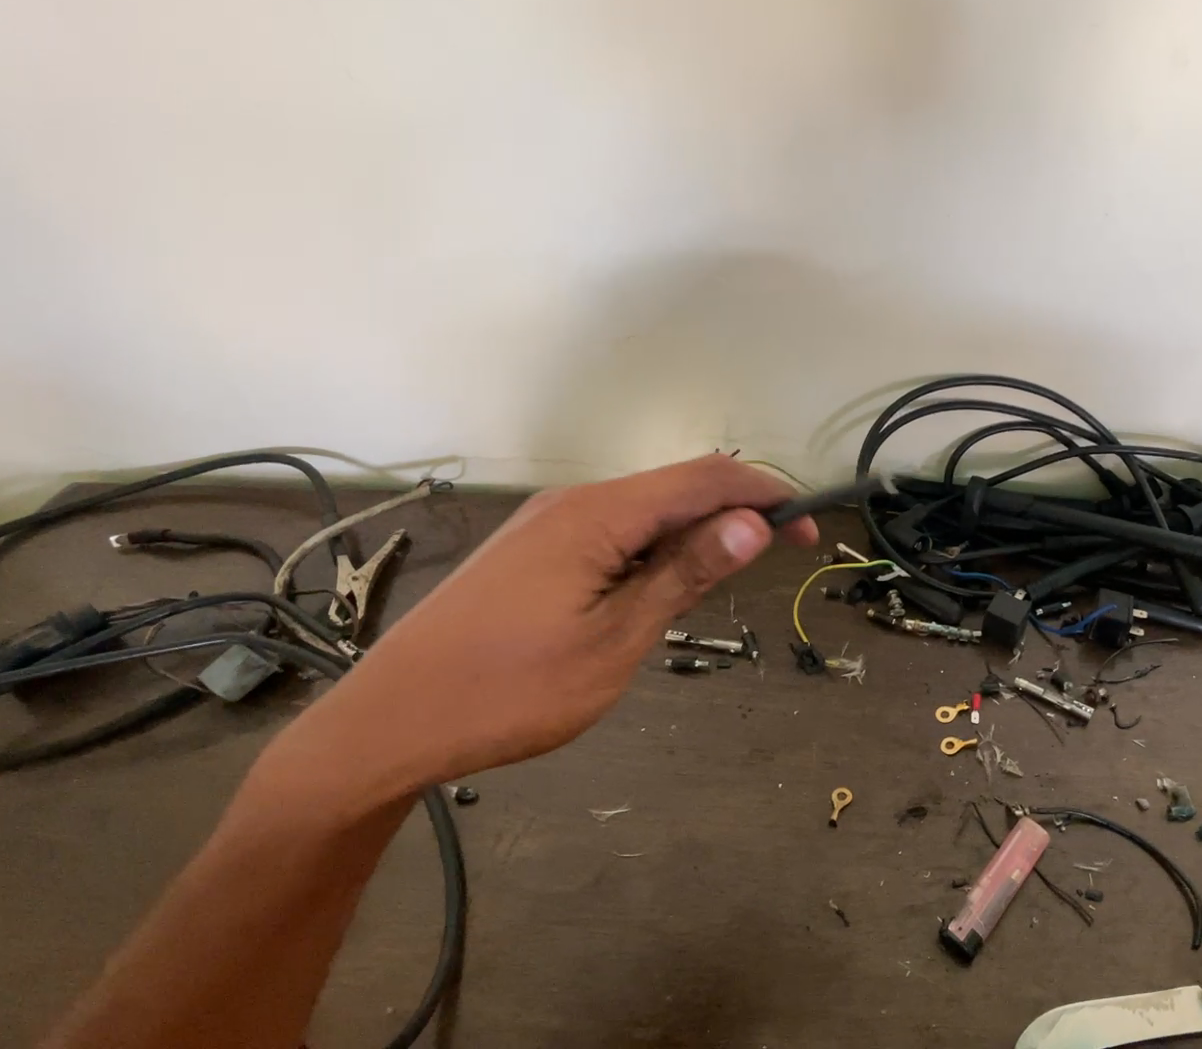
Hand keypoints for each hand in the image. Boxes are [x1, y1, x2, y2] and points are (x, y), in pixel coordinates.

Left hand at [256, 455, 816, 805]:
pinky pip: (614, 534)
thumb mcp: (615, 639)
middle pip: (677, 488)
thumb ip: (684, 574)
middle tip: (774, 563)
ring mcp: (549, 524)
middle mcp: (574, 502)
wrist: (392, 722)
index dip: (765, 494)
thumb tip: (752, 523)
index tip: (808, 528)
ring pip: (646, 513)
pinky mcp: (534, 550)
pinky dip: (654, 553)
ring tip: (709, 593)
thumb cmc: (511, 690)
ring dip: (693, 538)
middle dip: (735, 514)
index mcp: (598, 514)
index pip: (705, 480)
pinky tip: (654, 595)